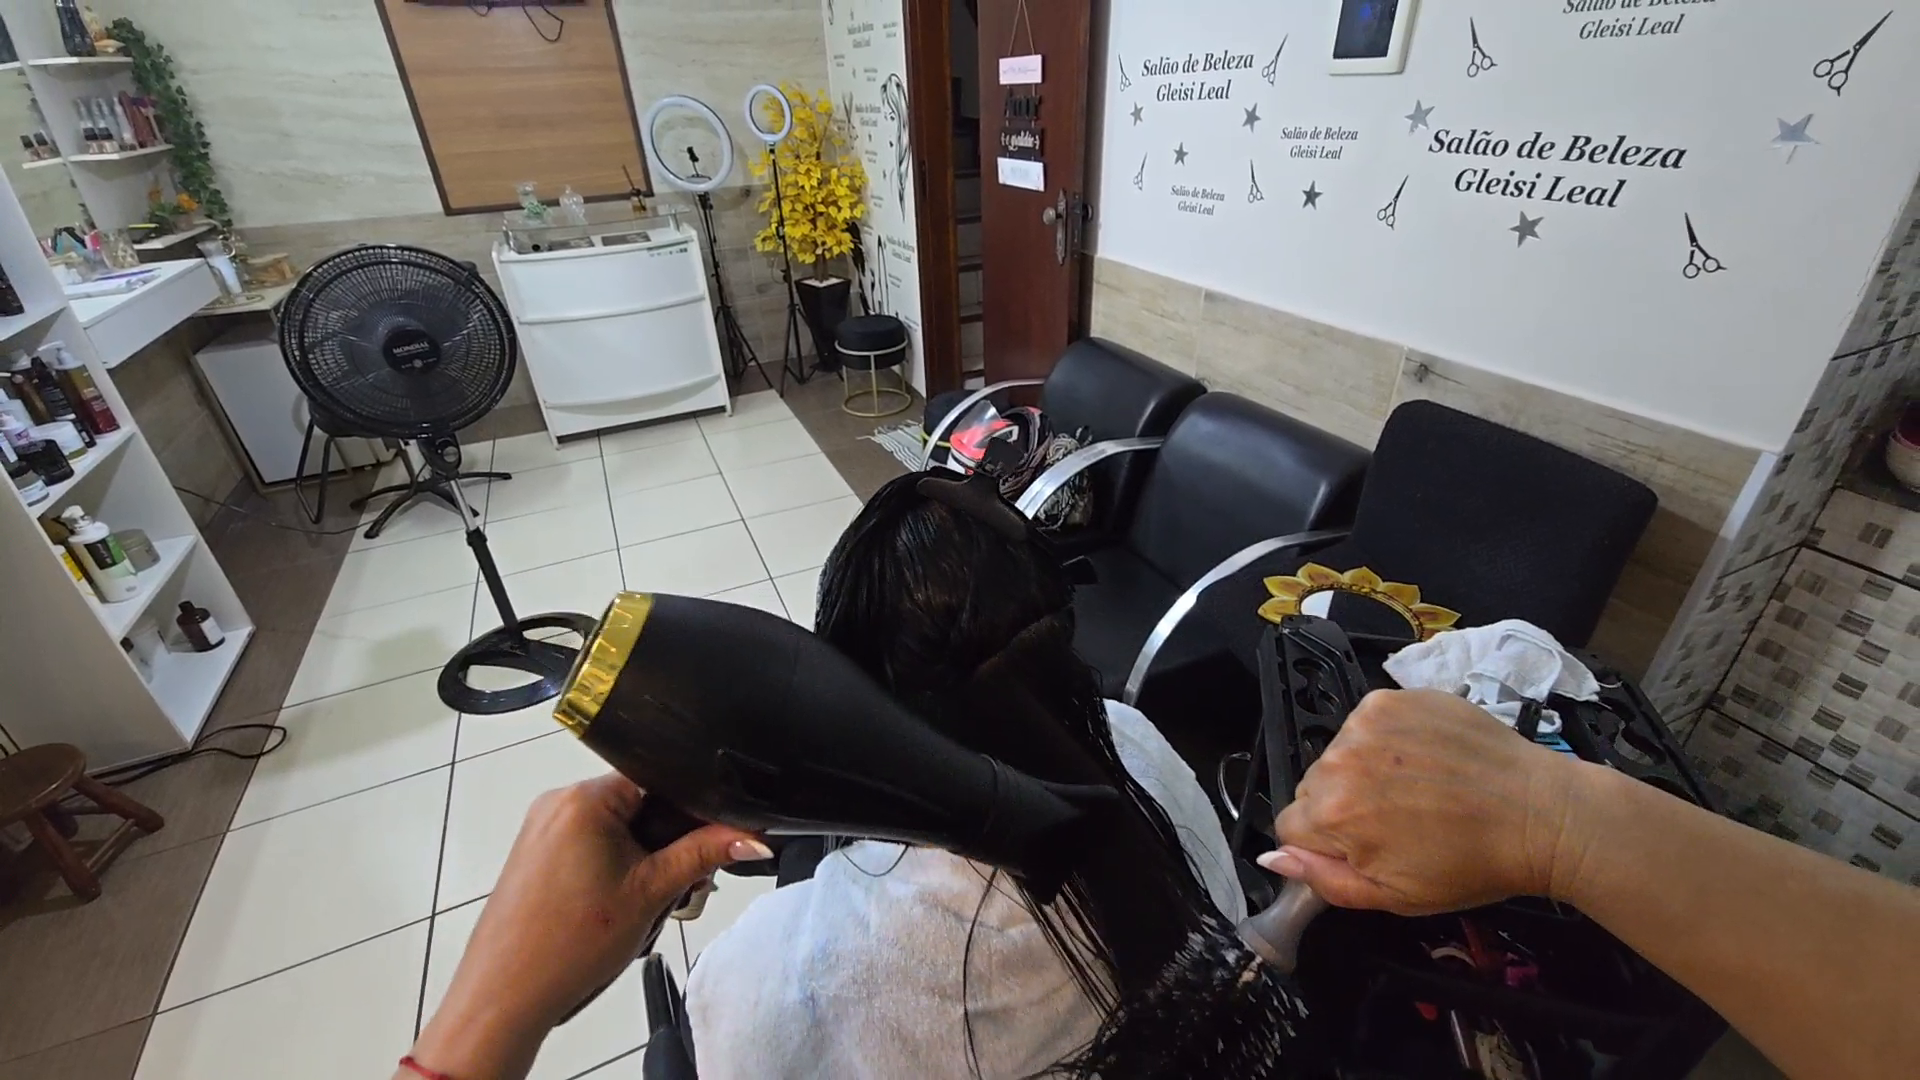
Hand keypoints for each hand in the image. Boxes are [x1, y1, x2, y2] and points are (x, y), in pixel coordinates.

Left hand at [405, 774, 769, 1079]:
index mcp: (584, 798)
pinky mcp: (537, 853)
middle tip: (685, 878)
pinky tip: (623, 898)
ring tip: (651, 897)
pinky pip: (593, 840)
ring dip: (645, 854)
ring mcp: (543, 827)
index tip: (714, 832)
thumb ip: (705, 853)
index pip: (659, 777)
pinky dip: (618, 862)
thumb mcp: (652, 892)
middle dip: (669, 837)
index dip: (692, 805)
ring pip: (619, 824)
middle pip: (640, 801)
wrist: (499, 1006)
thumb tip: (754, 837)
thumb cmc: (568, 946)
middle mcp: (559, 802)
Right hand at [1262, 689, 1592, 914]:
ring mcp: (1361, 724)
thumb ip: (1326, 880)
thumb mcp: (1397, 896)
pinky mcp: (1385, 699)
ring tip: (1415, 786)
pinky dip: (1384, 740)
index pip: (1291, 825)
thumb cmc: (1473, 863)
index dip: (1324, 842)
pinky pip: (1362, 724)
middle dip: (1341, 804)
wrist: (1542, 813)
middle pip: (1311, 787)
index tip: (1362, 845)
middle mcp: (1336, 761)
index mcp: (1333, 814)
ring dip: (1361, 769)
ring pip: (1336, 754)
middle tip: (1395, 818)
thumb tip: (1270, 856)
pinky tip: (1421, 757)